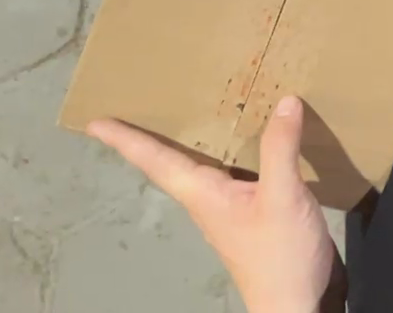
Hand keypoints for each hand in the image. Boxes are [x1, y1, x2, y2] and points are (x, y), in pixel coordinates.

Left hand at [89, 98, 342, 312]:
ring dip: (195, 137)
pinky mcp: (256, 209)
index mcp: (205, 195)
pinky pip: (236, 166)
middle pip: (174, 161)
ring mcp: (231, 206)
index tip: (96, 123)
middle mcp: (210, 199)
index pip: (158, 162)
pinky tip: (255, 134)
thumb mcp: (282, 197)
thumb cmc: (279, 255)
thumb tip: (284, 99)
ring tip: (196, 107)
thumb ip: (280, 148)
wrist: (296, 304)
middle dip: (155, 134)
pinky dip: (236, 145)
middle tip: (142, 104)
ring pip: (205, 163)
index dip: (128, 141)